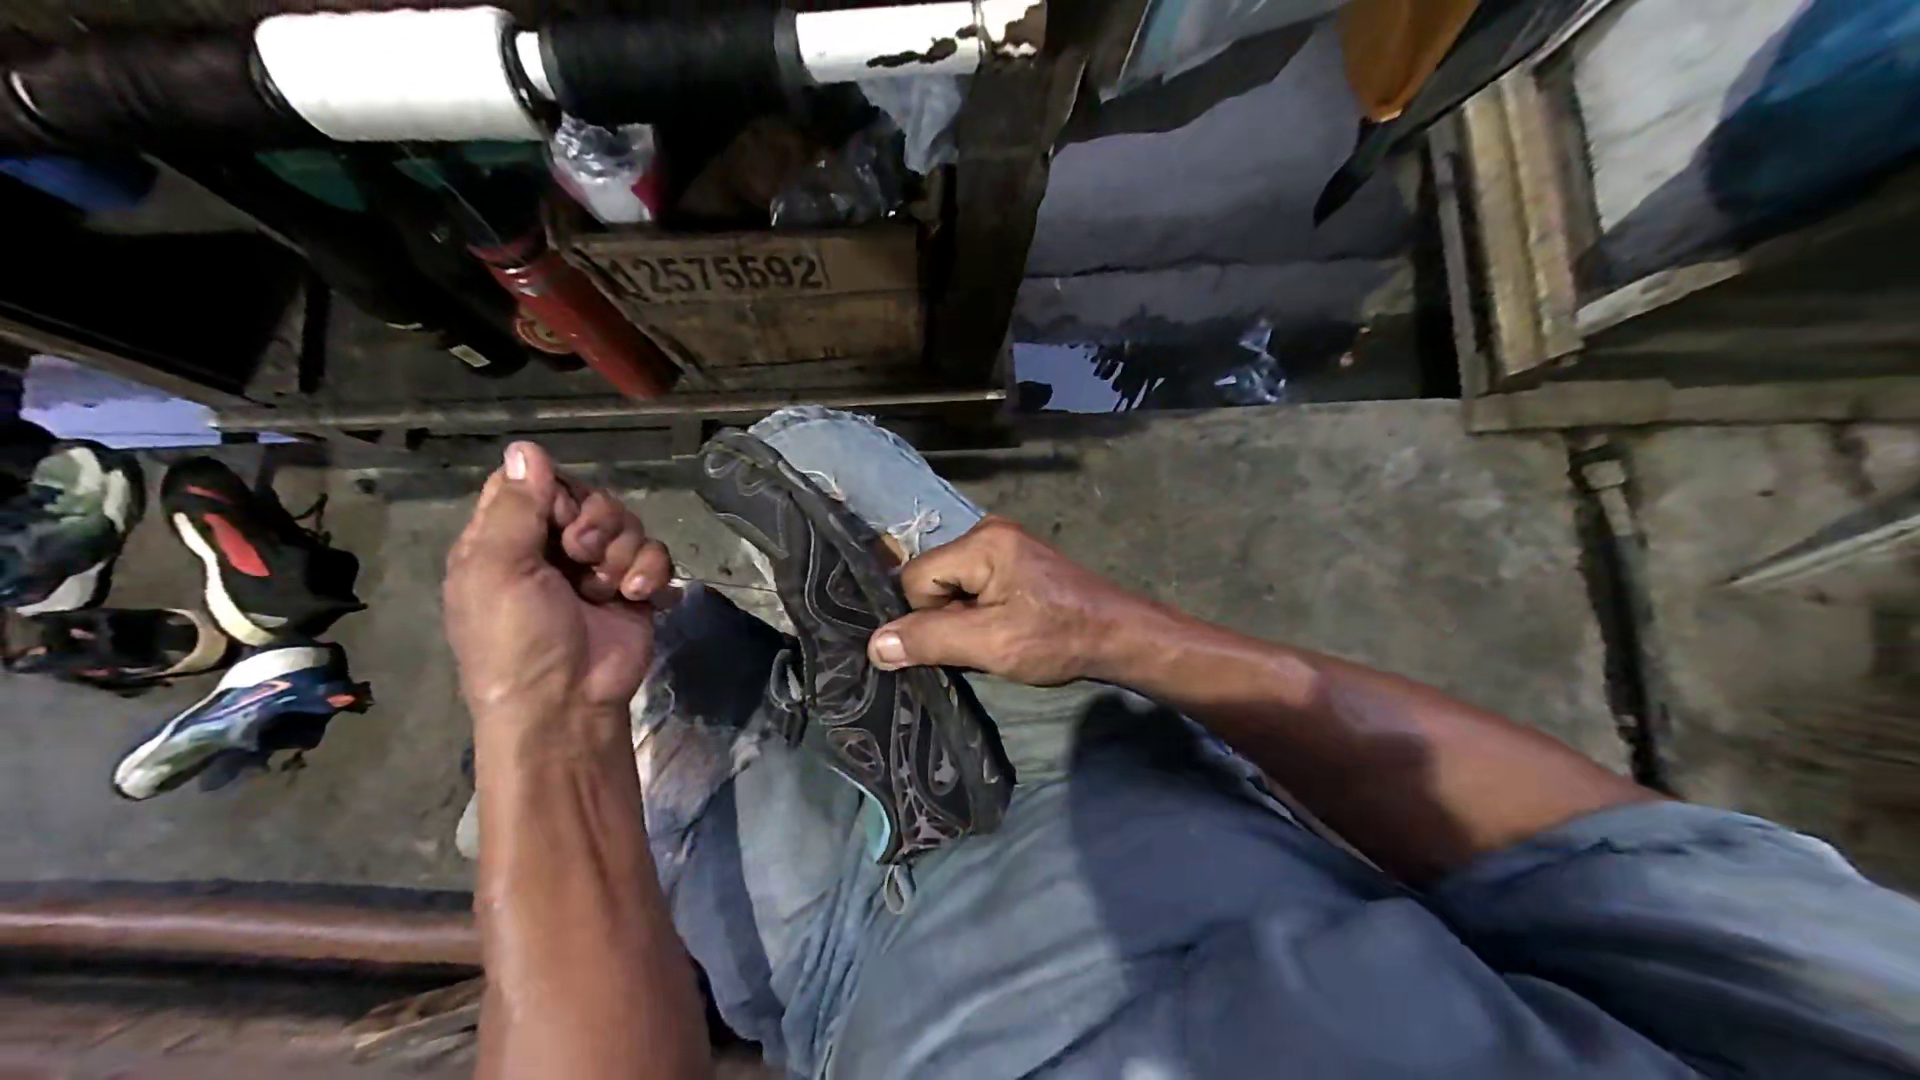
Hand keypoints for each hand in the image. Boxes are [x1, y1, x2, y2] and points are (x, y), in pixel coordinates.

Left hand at [444, 442, 674, 735]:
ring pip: (627, 524)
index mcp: (506, 539)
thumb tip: (526, 448)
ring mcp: (597, 568)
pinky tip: (637, 596)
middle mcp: (552, 547)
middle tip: (584, 554)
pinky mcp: (634, 587)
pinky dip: (650, 573)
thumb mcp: (497, 570)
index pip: (535, 483)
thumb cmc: (517, 639)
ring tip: (610, 588)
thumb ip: (514, 508)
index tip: (558, 520)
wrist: (568, 701)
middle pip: (589, 498)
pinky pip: (655, 554)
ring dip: (624, 552)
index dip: (555, 491)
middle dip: (597, 523)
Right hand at [866, 516, 1158, 686]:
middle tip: (986, 639)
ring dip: (964, 617)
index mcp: (981, 541)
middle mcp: (986, 529)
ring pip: (950, 585)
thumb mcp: (991, 644)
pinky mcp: (1013, 557)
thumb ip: (931, 641)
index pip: (914, 578)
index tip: (965, 638)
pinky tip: (1007, 624)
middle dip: (947, 616)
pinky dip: (979, 609)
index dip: (928, 617)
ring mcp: (1002, 542)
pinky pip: (971, 583)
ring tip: (1000, 633)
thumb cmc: (1058, 638)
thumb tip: (874, 645)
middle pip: (931, 579)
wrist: (1119, 635)